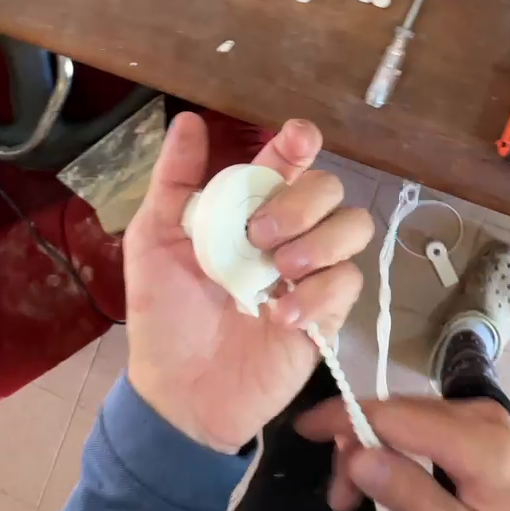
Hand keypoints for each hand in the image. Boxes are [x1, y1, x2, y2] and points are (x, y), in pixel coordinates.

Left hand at [123, 112, 375, 452]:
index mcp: (251, 205)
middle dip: (300, 204)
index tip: (297, 141)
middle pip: (330, 187)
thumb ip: (174, 179)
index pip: (291, 159)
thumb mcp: (156, 238)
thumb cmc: (165, 309)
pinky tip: (279, 316)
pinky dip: (318, 295)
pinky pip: (348, 283)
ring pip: (353, 225)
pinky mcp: (328, 314)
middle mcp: (289, 230)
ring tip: (277, 273)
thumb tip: (187, 119)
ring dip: (319, 242)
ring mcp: (312, 270)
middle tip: (257, 236)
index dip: (300, 142)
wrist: (179, 390)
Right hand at [296, 396, 509, 510]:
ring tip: (357, 490)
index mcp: (478, 440)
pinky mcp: (489, 431)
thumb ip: (412, 496)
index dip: (343, 415)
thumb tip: (356, 455)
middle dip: (357, 442)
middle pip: (399, 411)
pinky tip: (392, 471)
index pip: (393, 413)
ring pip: (411, 416)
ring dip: (378, 444)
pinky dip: (402, 444)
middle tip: (337, 497)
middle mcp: (480, 415)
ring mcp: (487, 419)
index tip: (303, 429)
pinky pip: (431, 425)